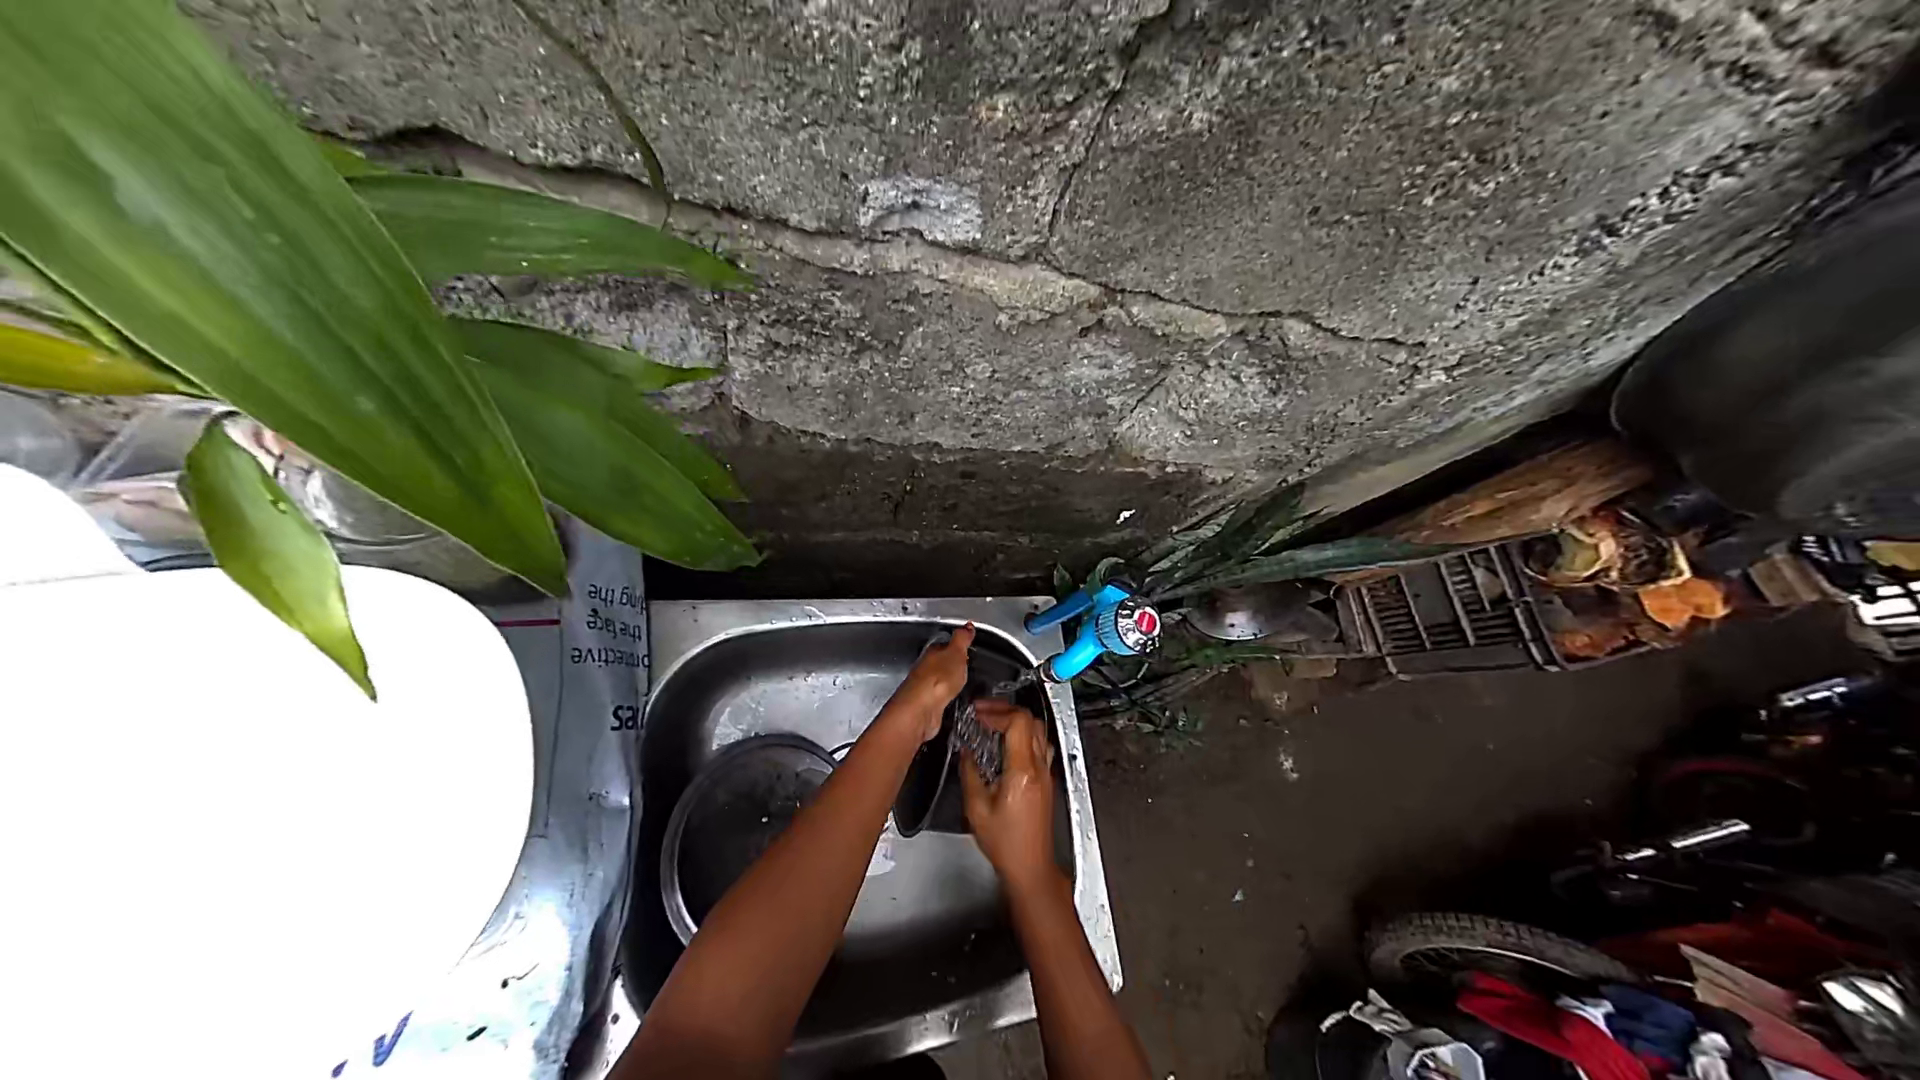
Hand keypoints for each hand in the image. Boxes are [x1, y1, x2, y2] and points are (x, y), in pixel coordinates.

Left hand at [891, 623, 973, 741]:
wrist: (921, 708)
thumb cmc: (936, 680)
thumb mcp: (956, 653)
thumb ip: (962, 639)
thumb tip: (967, 626)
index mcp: (932, 653)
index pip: (945, 645)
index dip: (956, 646)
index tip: (965, 646)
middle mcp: (925, 670)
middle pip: (940, 663)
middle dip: (951, 664)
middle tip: (963, 664)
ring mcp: (925, 689)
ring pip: (938, 681)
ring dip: (947, 681)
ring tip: (959, 682)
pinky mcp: (927, 707)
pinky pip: (938, 698)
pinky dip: (944, 697)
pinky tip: (949, 699)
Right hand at [959, 699, 1056, 888]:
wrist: (1030, 867)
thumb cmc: (1007, 845)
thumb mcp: (976, 808)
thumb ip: (969, 773)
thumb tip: (965, 753)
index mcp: (1022, 771)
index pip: (1018, 722)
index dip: (996, 712)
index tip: (978, 714)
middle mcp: (1038, 768)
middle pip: (1030, 720)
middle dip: (1005, 710)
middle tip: (983, 713)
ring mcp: (1045, 774)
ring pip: (1037, 731)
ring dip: (1015, 721)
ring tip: (993, 725)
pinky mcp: (1045, 781)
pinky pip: (1038, 746)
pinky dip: (1022, 737)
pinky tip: (1005, 746)